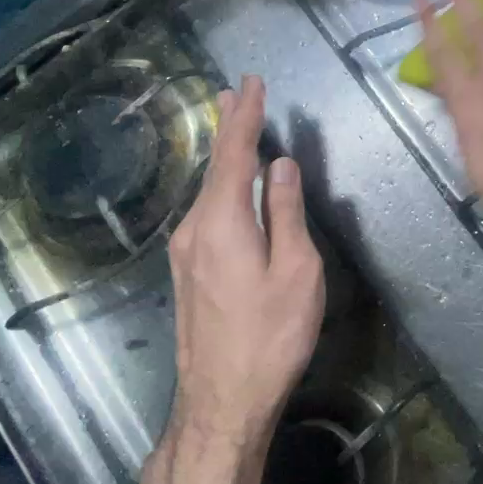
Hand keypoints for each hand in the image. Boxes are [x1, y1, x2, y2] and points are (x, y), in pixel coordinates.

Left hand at [142, 75, 324, 483]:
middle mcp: (194, 229)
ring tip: (232, 122)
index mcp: (222, 223)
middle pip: (214, 167)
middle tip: (233, 90)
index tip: (250, 82)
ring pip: (207, 188)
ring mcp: (186, 252)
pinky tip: (228, 179)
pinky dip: (220, 180)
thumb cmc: (271, 333)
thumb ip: (287, 212)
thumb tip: (281, 164)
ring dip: (223, 152)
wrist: (223, 400)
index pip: (235, 155)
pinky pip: (206, 208)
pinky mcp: (190, 270)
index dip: (245, 116)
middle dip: (227, 126)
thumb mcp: (296, 270)